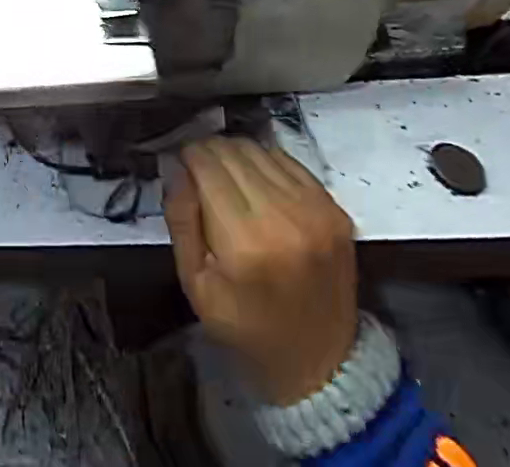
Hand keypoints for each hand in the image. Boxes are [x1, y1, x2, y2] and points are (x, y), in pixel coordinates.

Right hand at [165, 136, 359, 404]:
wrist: (319, 359)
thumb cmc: (247, 327)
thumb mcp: (196, 286)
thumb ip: (182, 221)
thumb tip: (175, 167)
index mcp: (244, 243)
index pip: (209, 167)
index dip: (188, 155)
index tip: (179, 160)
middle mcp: (284, 216)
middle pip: (235, 152)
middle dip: (209, 151)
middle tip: (198, 165)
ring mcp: (315, 208)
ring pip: (262, 149)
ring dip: (237, 153)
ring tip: (225, 173)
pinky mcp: (334, 206)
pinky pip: (289, 161)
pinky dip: (266, 161)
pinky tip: (256, 180)